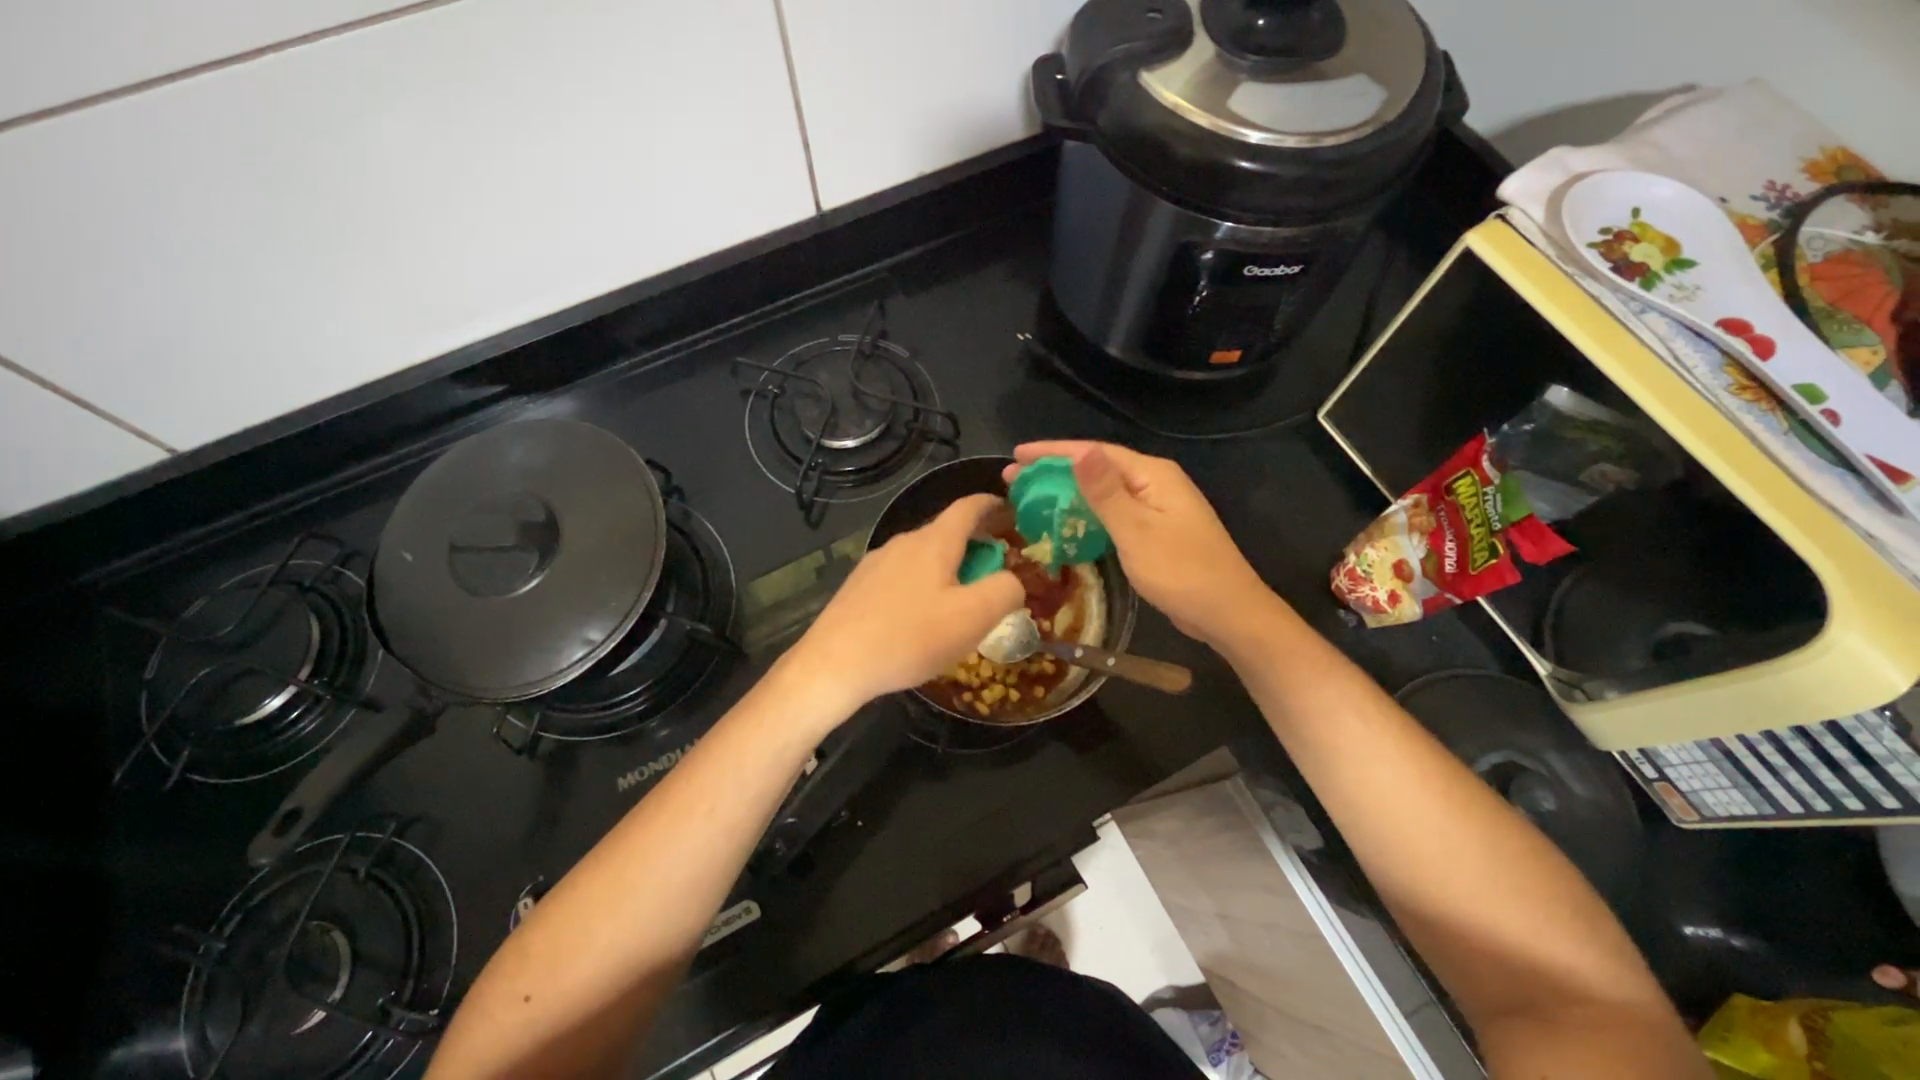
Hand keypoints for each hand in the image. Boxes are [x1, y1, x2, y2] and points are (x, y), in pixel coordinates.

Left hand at [782, 493, 1024, 719]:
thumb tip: (1013, 580)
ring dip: (947, 567)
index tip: (1011, 512)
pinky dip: (923, 584)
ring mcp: (875, 563)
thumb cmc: (910, 637)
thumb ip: (1005, 590)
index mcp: (934, 541)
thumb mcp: (974, 617)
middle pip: (945, 532)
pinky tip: (922, 618)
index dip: (992, 505)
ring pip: (922, 556)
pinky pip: (901, 576)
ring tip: (961, 597)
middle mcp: (902, 543)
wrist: (835, 664)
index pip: (968, 507)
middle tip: (996, 567)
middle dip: (974, 543)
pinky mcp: (858, 588)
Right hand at [1004, 442, 1287, 648]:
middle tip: (1014, 479)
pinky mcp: (1156, 531)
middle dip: (1056, 471)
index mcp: (1152, 475)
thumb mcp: (1136, 531)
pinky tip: (1066, 524)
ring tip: (1031, 498)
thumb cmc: (1181, 571)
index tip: (1016, 454)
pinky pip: (1114, 514)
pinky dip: (1087, 515)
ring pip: (1105, 492)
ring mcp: (1158, 508)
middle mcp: (1156, 483)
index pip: (1094, 452)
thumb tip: (1081, 451)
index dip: (1053, 451)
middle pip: (1098, 468)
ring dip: (1068, 493)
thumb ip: (1106, 492)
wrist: (1227, 613)